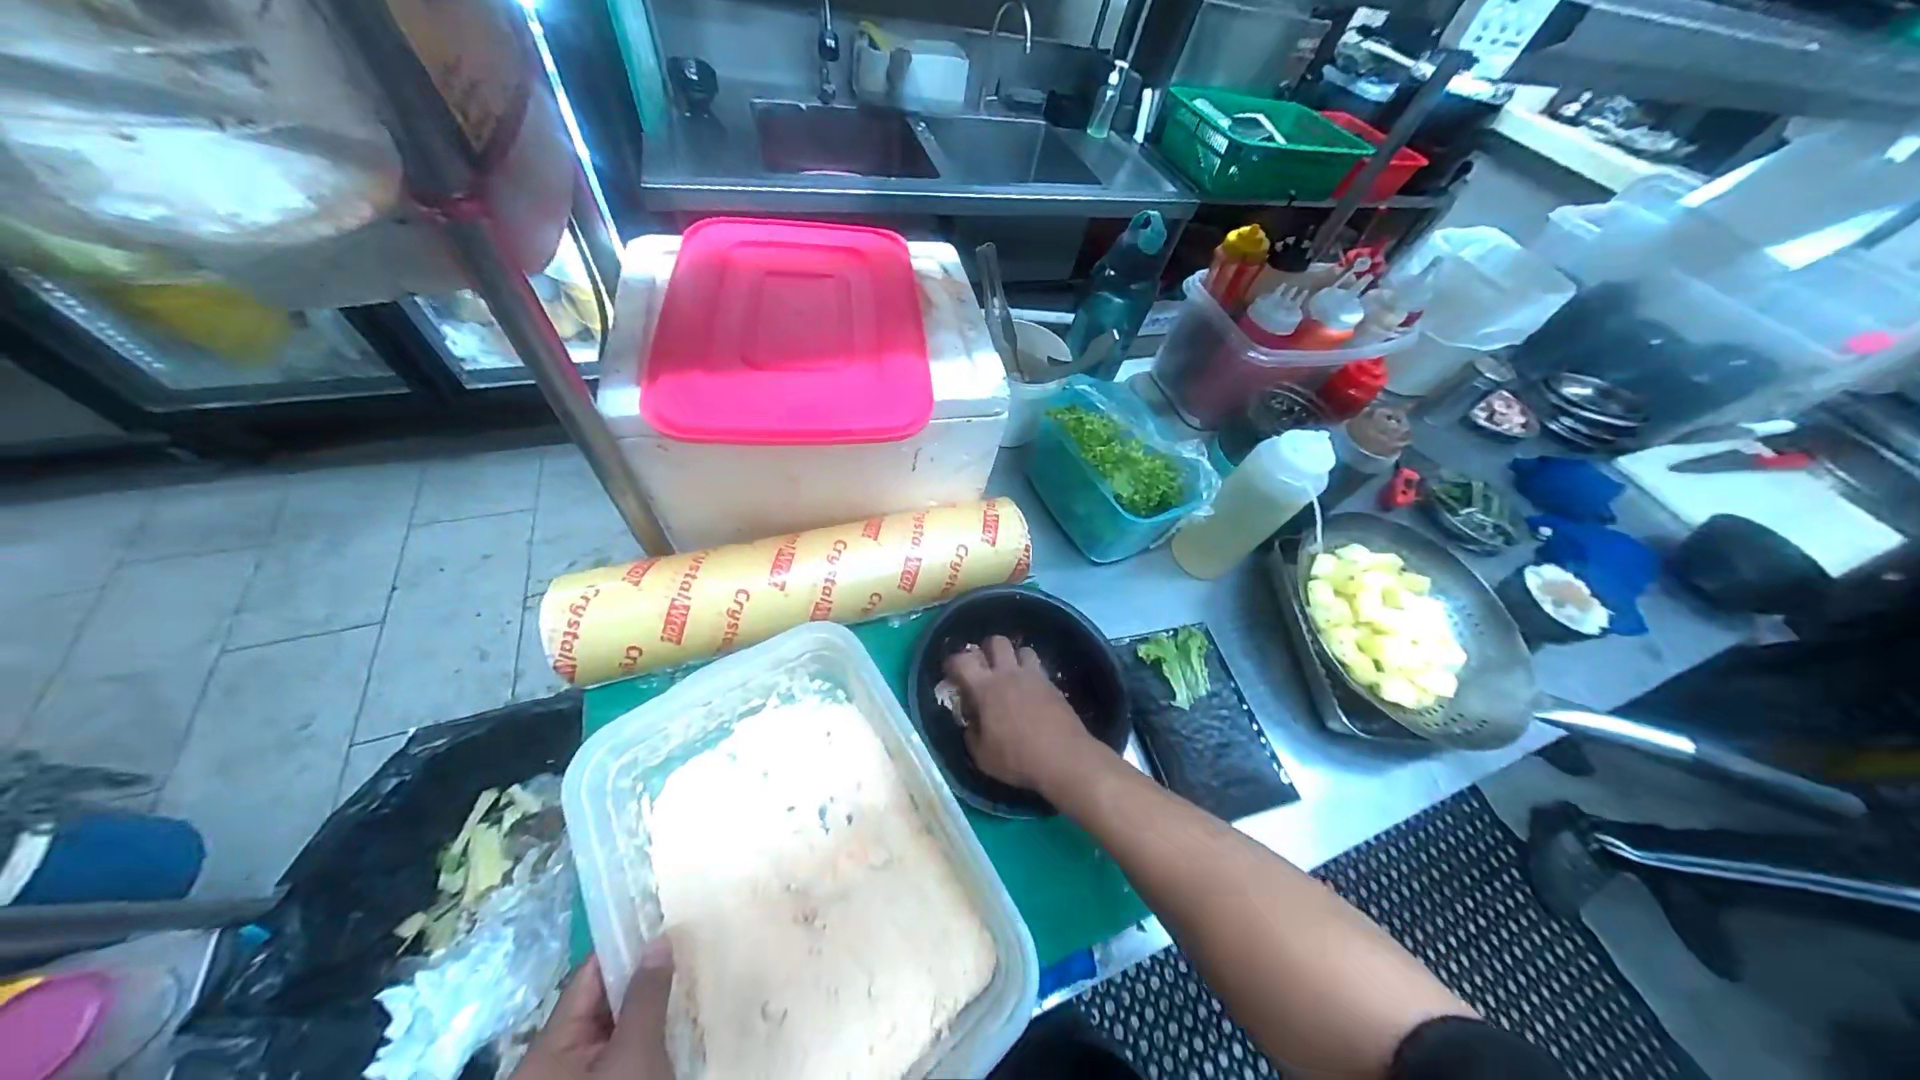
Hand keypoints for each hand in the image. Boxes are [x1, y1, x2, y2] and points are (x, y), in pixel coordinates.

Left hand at [512, 943, 674, 1079]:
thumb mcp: (636, 1051)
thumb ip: (646, 995)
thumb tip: (658, 940)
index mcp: (547, 1046)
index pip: (588, 977)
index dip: (625, 948)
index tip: (661, 927)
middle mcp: (552, 1060)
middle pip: (600, 1003)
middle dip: (641, 979)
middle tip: (682, 953)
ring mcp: (571, 1077)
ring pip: (612, 1028)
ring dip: (646, 1008)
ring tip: (684, 980)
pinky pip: (617, 1051)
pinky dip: (643, 1036)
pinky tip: (674, 1022)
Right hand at [943, 635, 1105, 795]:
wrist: (1064, 757)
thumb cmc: (1017, 757)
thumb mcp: (982, 756)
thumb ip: (971, 734)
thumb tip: (971, 723)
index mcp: (985, 687)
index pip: (962, 661)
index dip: (952, 662)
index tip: (951, 672)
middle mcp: (1009, 674)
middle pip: (996, 641)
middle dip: (987, 649)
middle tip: (984, 668)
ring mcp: (1034, 677)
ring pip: (1022, 649)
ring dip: (1014, 658)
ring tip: (1011, 676)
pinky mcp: (1053, 685)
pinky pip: (1039, 669)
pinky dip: (1031, 675)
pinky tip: (1030, 694)